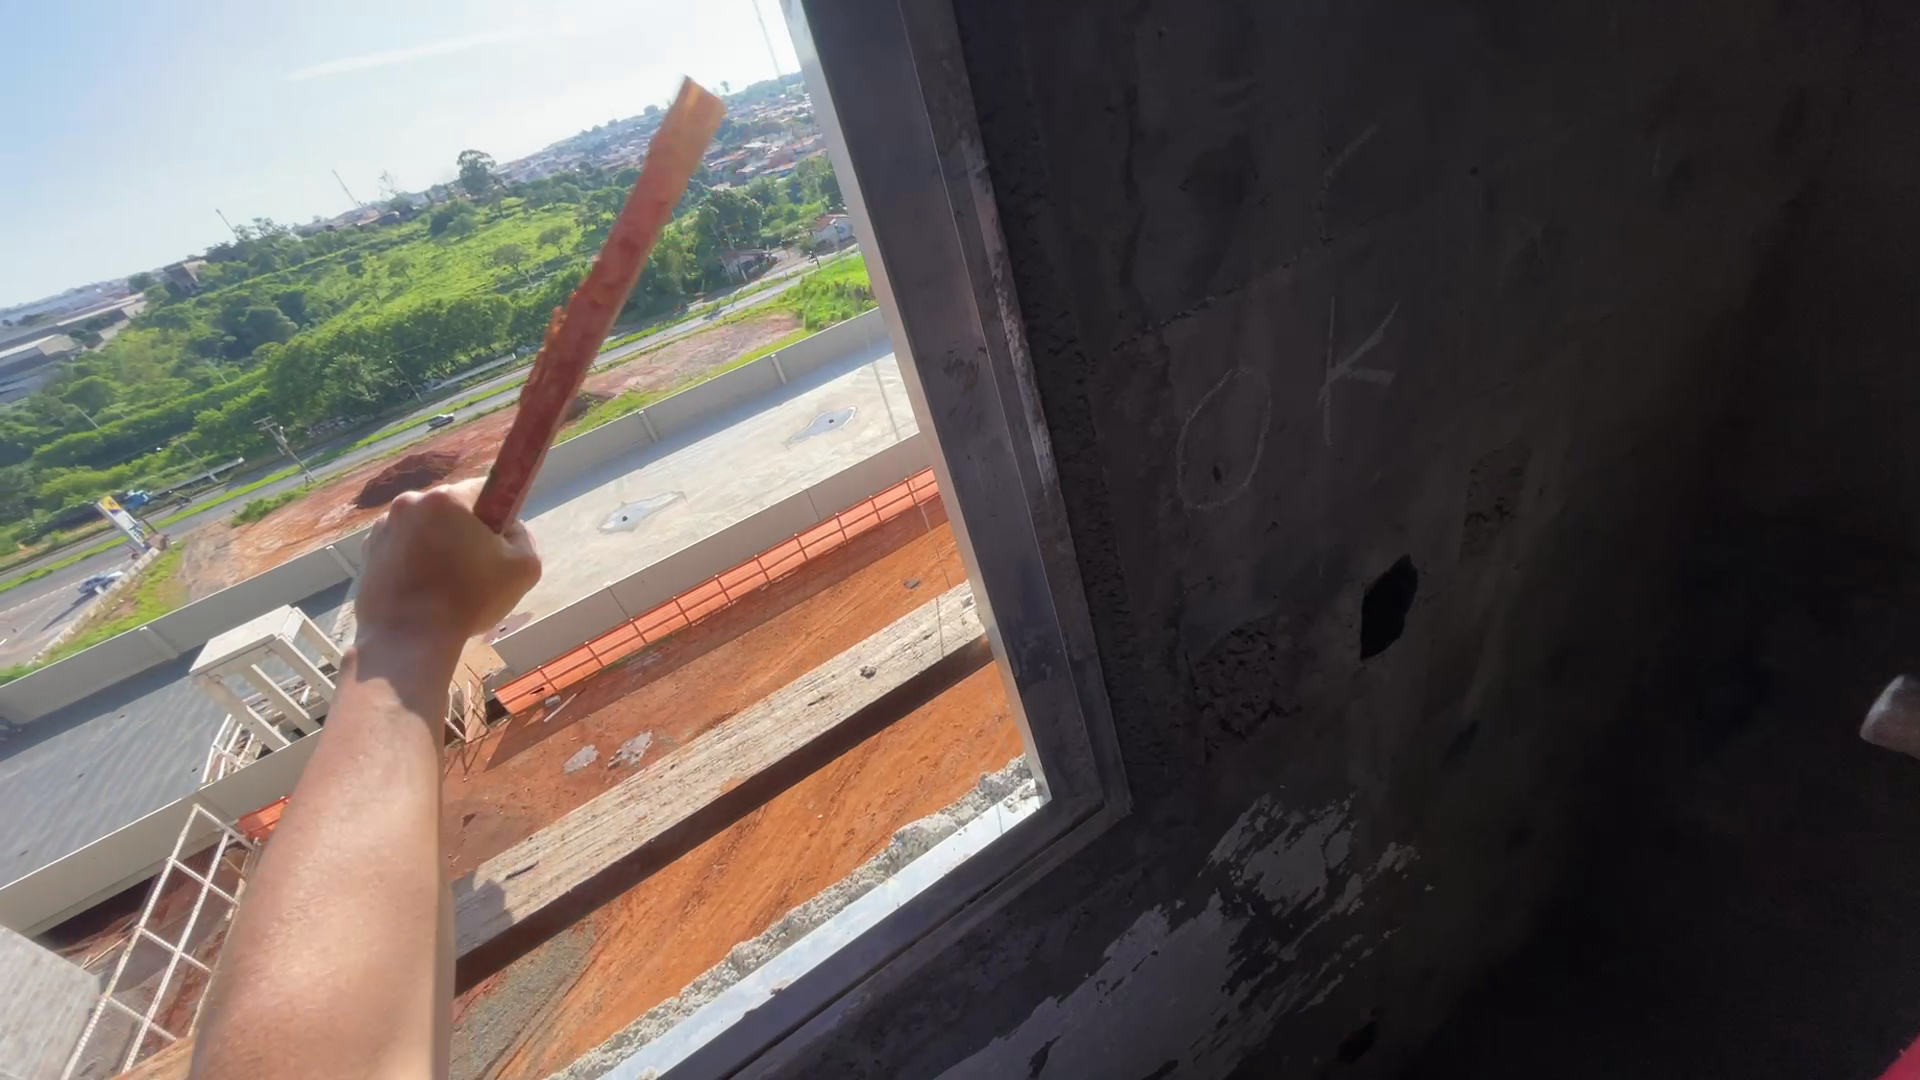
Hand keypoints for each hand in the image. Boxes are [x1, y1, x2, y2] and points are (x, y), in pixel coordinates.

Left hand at [354, 478, 539, 649]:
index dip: (500, 513)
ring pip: (428, 526)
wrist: (410, 637)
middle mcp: (410, 502)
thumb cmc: (472, 598)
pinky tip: (427, 587)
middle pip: (454, 507)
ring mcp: (383, 526)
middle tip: (479, 565)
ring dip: (442, 543)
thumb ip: (523, 536)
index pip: (487, 488)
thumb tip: (507, 529)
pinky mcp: (367, 551)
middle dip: (468, 528)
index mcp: (448, 499)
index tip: (500, 541)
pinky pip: (405, 544)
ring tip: (450, 580)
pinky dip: (418, 558)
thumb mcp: (526, 566)